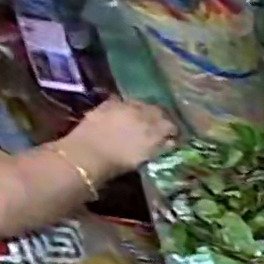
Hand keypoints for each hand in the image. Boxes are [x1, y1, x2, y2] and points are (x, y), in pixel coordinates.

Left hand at [56, 99, 177, 178]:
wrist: (89, 153)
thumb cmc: (120, 161)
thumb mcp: (147, 157)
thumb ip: (162, 146)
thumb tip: (172, 141)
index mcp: (154, 128)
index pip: (171, 124)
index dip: (174, 129)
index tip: (175, 135)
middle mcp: (142, 112)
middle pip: (157, 110)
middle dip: (161, 116)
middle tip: (161, 125)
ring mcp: (124, 106)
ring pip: (141, 104)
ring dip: (145, 110)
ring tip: (144, 119)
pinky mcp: (107, 104)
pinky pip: (123, 102)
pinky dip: (128, 107)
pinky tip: (126, 115)